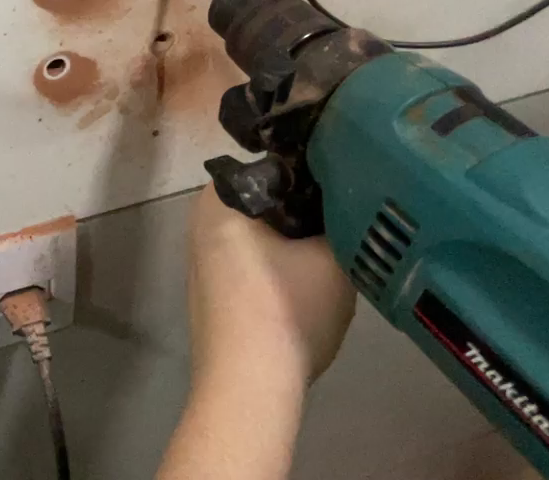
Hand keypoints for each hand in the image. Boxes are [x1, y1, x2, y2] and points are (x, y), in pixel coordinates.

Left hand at [186, 188, 355, 387]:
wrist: (248, 381)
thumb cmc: (286, 309)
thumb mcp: (332, 257)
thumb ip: (338, 219)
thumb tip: (344, 204)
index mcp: (220, 194)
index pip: (275, 167)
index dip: (315, 177)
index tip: (348, 191)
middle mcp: (201, 214)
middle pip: (266, 200)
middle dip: (303, 211)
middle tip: (344, 227)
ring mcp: (200, 251)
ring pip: (259, 231)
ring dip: (291, 241)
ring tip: (330, 256)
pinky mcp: (208, 283)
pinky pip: (249, 259)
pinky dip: (274, 265)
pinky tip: (301, 287)